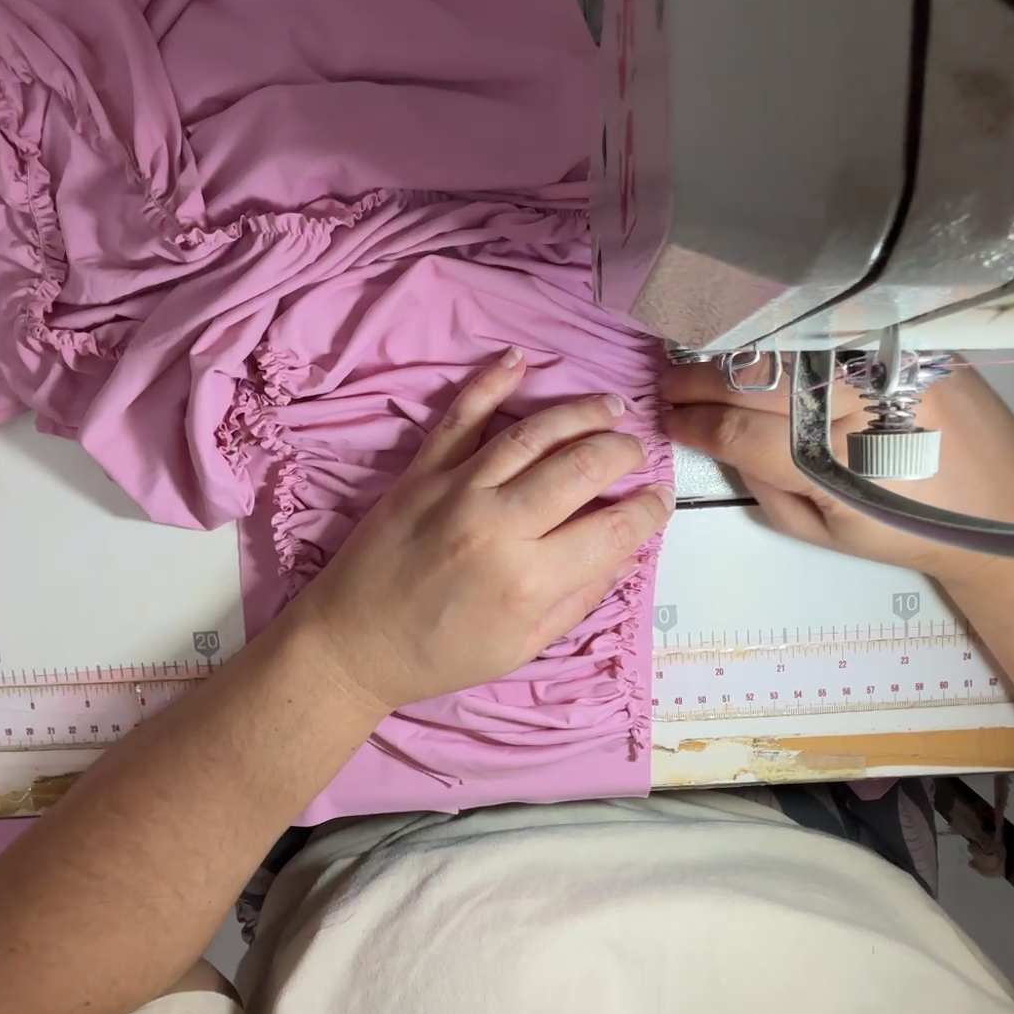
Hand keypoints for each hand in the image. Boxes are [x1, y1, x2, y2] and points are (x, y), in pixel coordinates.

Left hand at [286, 349, 673, 712]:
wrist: (353, 643)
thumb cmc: (441, 654)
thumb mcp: (522, 647)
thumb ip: (579, 599)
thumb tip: (627, 555)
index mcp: (529, 580)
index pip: (612, 530)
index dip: (648, 511)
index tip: (661, 499)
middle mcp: (499, 525)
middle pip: (581, 468)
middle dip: (623, 453)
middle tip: (638, 452)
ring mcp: (457, 490)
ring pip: (533, 434)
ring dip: (580, 413)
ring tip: (611, 407)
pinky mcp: (422, 472)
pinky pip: (461, 417)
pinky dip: (490, 383)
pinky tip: (519, 359)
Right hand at [661, 359, 1013, 587]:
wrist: (1007, 507)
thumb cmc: (906, 530)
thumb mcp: (822, 532)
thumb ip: (762, 485)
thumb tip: (718, 439)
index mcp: (837, 465)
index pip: (739, 432)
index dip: (694, 423)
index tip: (666, 419)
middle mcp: (862, 404)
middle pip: (757, 382)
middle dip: (700, 381)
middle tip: (665, 382)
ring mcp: (890, 364)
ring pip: (788, 347)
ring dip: (732, 352)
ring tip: (699, 358)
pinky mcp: (911, 342)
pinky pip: (831, 330)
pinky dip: (781, 334)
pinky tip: (751, 339)